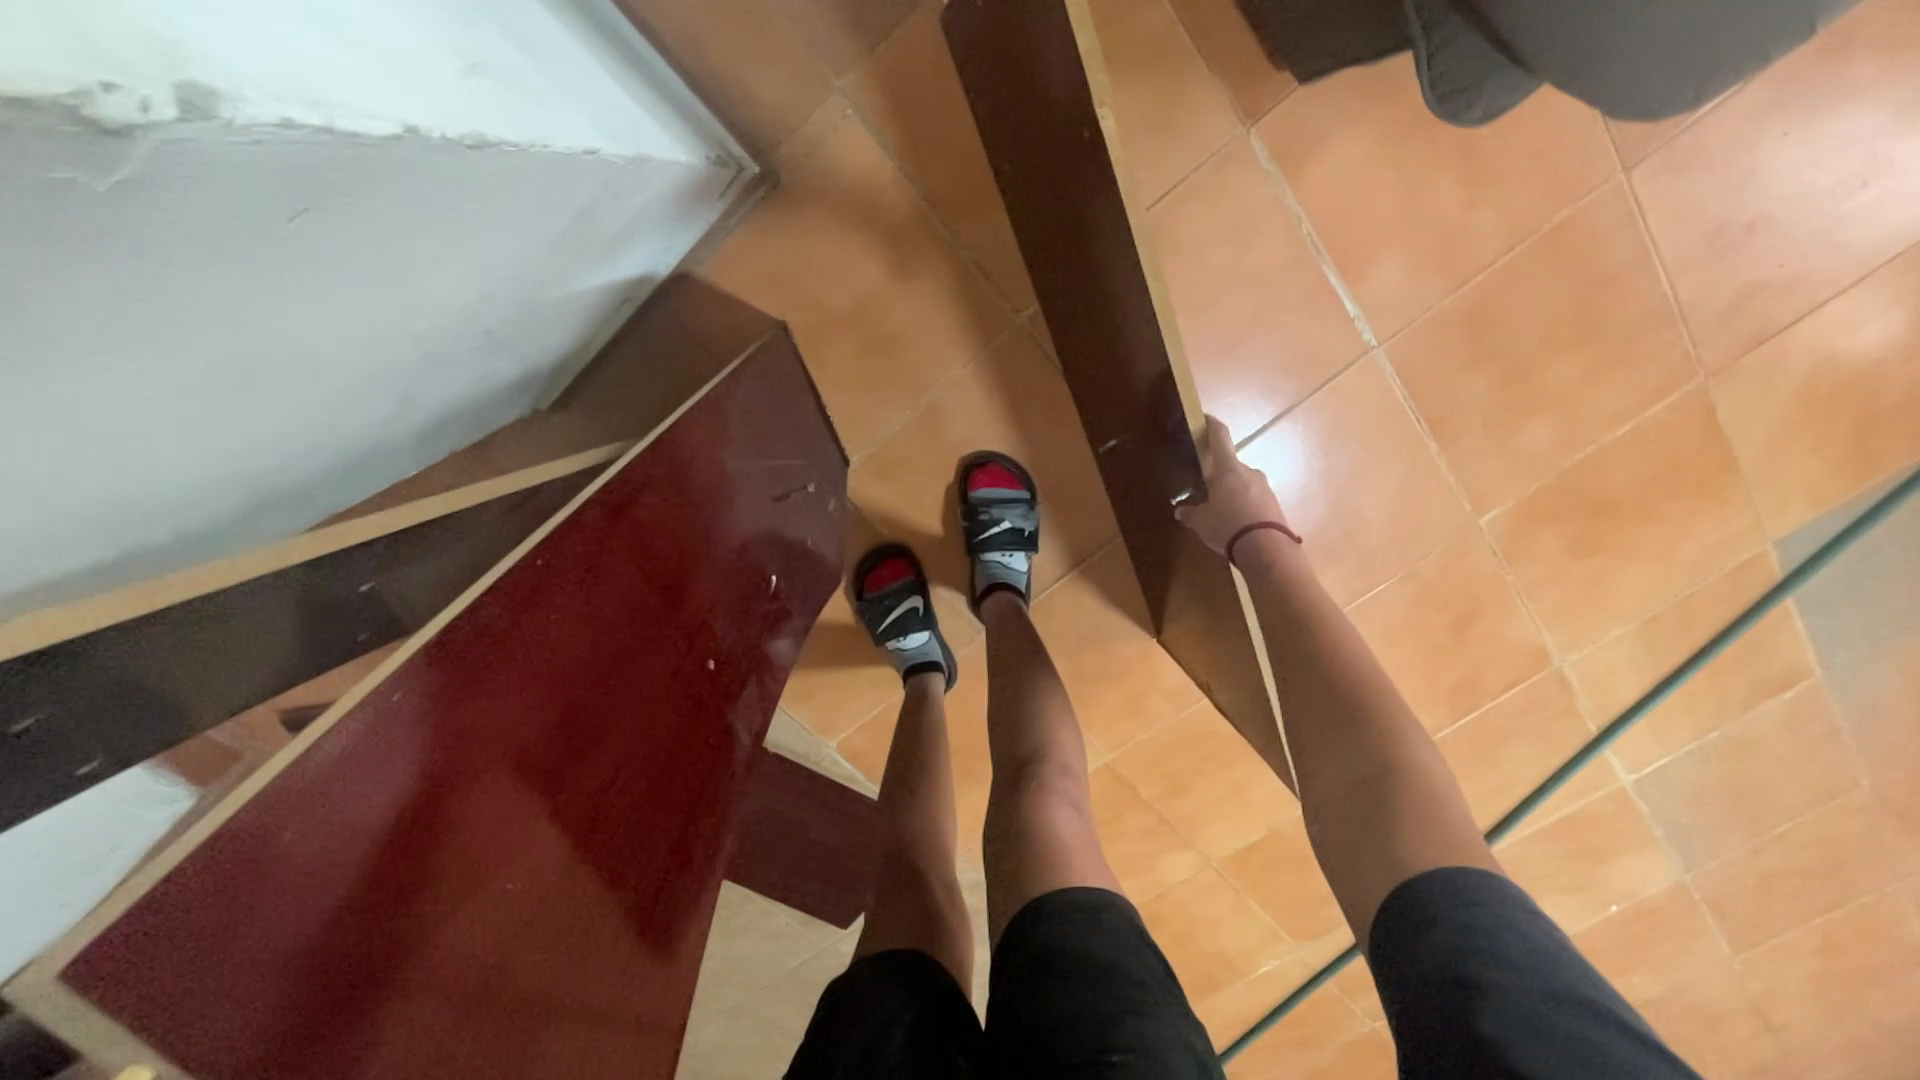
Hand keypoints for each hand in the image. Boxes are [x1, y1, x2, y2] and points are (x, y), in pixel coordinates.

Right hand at [1175, 415, 1287, 555]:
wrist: (1268, 549)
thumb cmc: (1228, 526)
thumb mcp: (1201, 522)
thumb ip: (1190, 513)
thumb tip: (1181, 510)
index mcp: (1227, 469)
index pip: (1219, 436)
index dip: (1211, 425)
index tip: (1204, 419)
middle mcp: (1248, 472)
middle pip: (1229, 465)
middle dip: (1217, 476)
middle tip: (1204, 491)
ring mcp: (1264, 487)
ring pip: (1242, 484)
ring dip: (1231, 493)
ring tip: (1220, 514)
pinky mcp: (1274, 504)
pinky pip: (1253, 499)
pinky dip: (1243, 507)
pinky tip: (1236, 525)